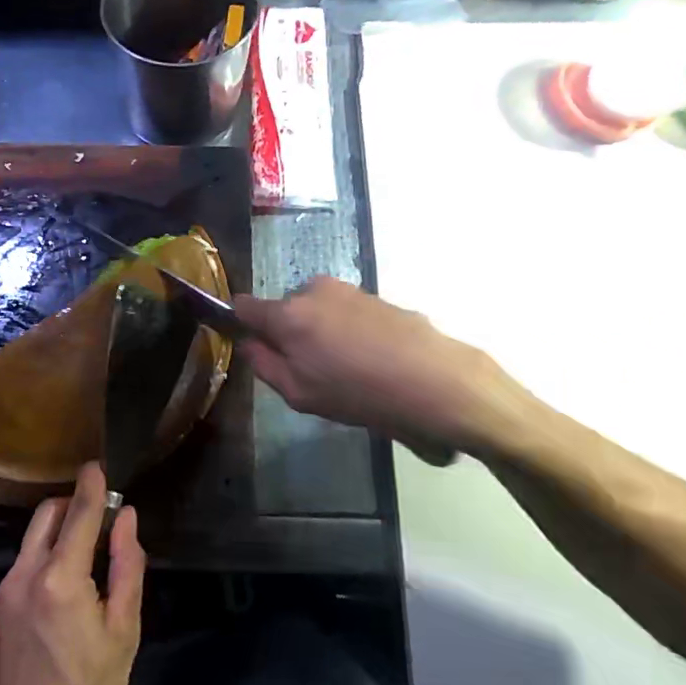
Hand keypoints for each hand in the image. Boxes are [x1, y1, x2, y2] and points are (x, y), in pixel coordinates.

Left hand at [0, 463, 144, 684]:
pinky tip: (59, 595)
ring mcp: (1, 589)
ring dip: (57, 535)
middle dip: (71, 504)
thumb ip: (126, 571)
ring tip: (85, 558)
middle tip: (98, 514)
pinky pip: (20, 568)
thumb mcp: (123, 637)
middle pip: (46, 516)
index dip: (91, 487)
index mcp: (59, 578)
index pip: (78, 515)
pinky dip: (42, 562)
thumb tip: (127, 520)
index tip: (99, 465)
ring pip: (31, 541)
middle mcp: (22, 572)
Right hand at [235, 277, 530, 457]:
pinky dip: (352, 332)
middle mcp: (313, 292)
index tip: (256, 345)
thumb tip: (250, 343)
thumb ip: (263, 364)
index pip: (243, 305)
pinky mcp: (381, 298)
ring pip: (318, 310)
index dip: (242, 324)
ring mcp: (350, 291)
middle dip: (289, 332)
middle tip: (310, 367)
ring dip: (323, 332)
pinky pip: (349, 313)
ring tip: (349, 368)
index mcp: (287, 314)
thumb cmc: (360, 392)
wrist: (443, 385)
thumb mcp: (299, 393)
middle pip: (284, 308)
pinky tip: (376, 362)